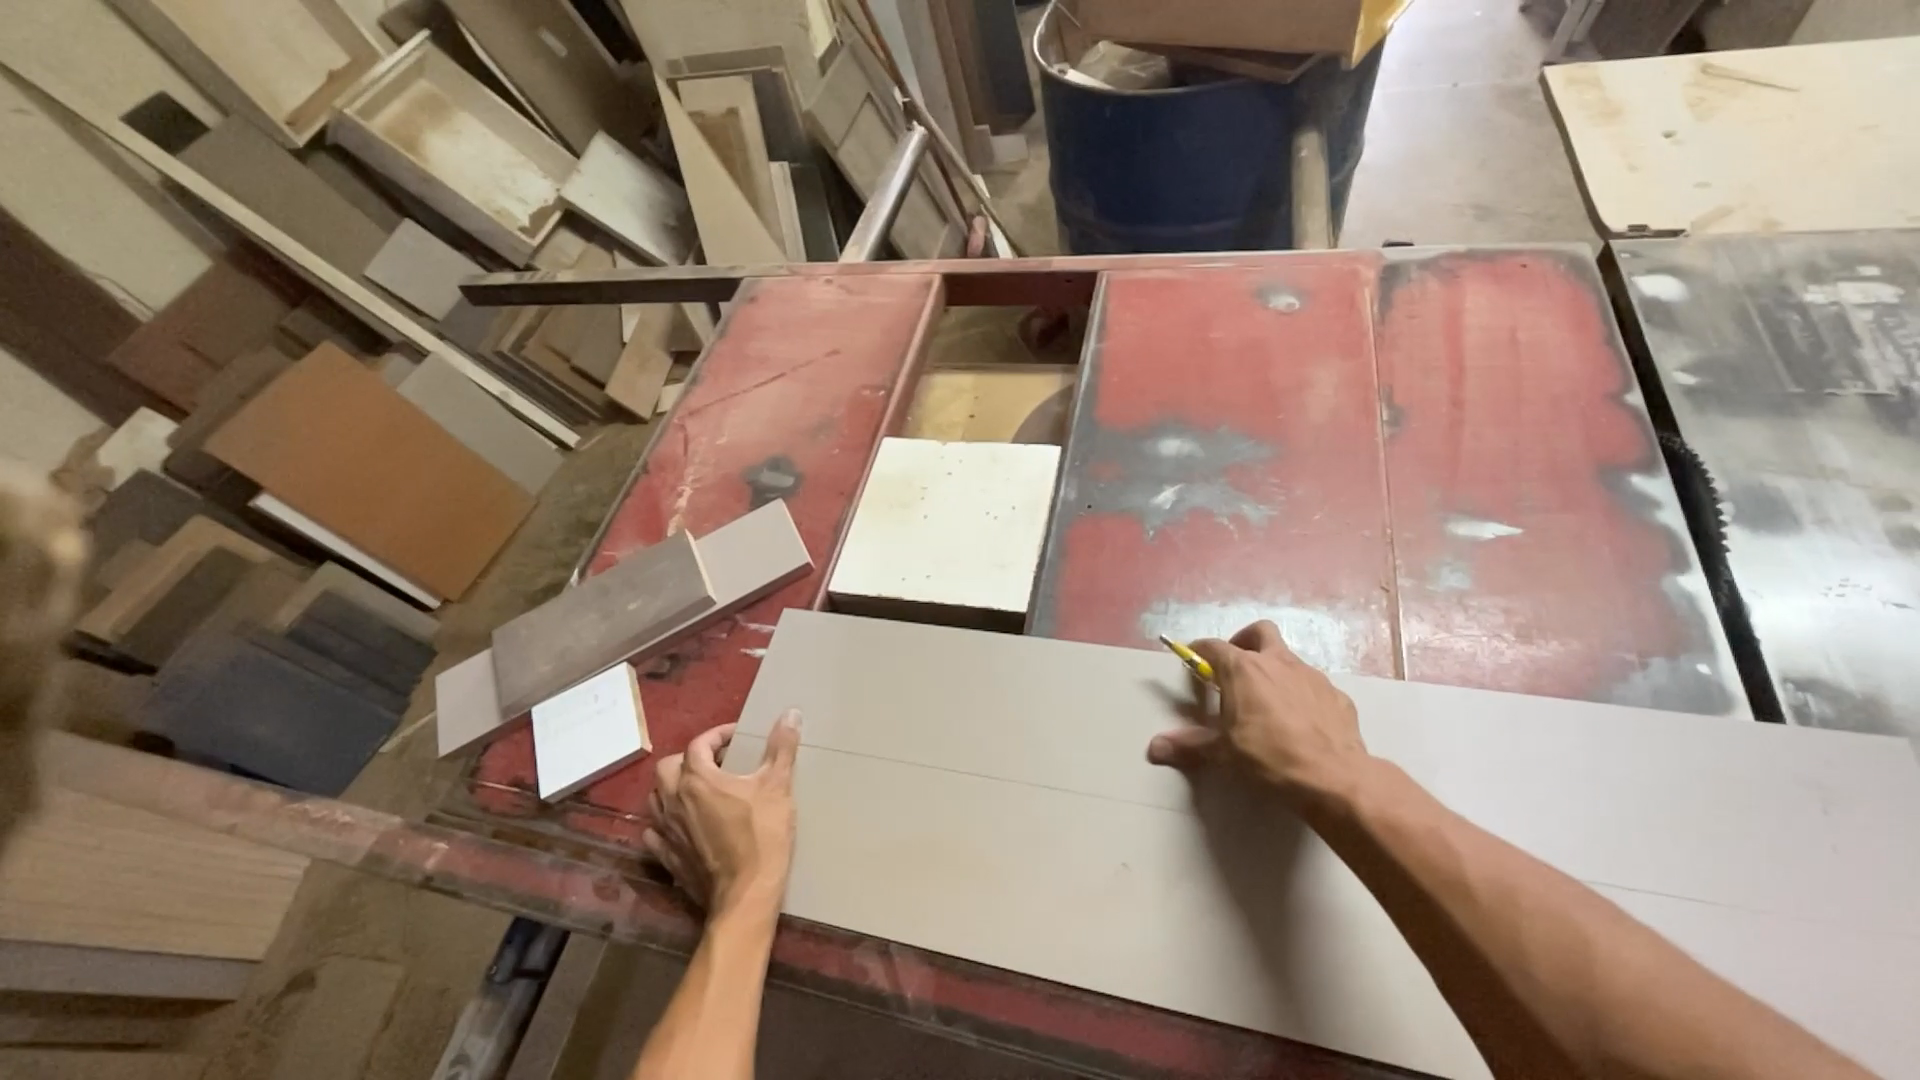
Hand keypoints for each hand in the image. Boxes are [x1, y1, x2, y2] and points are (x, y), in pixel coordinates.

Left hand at [643, 712, 801, 917]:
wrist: (745, 894)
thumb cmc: (762, 836)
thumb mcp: (777, 787)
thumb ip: (781, 748)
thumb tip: (790, 713)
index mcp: (697, 779)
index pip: (699, 744)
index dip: (718, 735)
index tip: (738, 736)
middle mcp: (673, 800)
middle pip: (668, 767)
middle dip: (689, 759)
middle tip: (717, 762)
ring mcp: (667, 831)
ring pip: (656, 798)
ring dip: (673, 788)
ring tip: (700, 790)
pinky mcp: (667, 857)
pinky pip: (655, 833)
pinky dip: (665, 823)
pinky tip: (683, 825)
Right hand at [1147, 621, 1370, 800]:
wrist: (1334, 777)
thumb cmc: (1269, 757)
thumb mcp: (1223, 752)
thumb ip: (1189, 745)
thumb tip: (1154, 747)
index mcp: (1244, 669)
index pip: (1213, 647)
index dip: (1199, 651)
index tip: (1192, 660)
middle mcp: (1278, 662)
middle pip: (1259, 632)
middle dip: (1244, 641)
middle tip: (1234, 668)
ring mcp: (1312, 676)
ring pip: (1288, 659)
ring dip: (1273, 670)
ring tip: (1266, 703)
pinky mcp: (1337, 695)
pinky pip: (1312, 686)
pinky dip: (1300, 695)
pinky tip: (1299, 722)